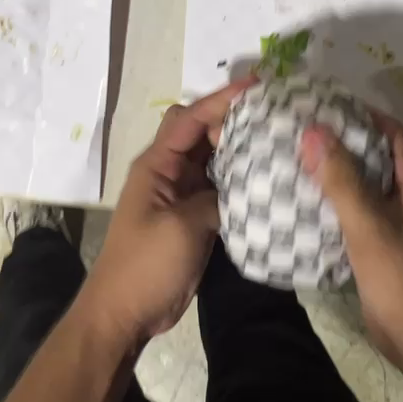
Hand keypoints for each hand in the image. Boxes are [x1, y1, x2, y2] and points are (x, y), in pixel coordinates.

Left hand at [76, 78, 252, 344]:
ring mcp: (181, 194)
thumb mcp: (181, 227)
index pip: (189, 118)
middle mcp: (169, 171)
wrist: (124, 314)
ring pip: (213, 158)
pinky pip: (219, 187)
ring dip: (239, 149)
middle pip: (202, 132)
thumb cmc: (144, 266)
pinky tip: (268, 180)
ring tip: (278, 140)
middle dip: (233, 120)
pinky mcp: (194, 217)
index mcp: (157, 164)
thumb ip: (214, 199)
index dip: (220, 100)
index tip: (256, 87)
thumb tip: (244, 186)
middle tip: (274, 115)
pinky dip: (240, 181)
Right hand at [299, 110, 402, 372]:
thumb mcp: (368, 226)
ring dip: (337, 173)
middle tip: (300, 131)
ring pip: (367, 185)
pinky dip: (337, 202)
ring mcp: (402, 223)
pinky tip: (307, 203)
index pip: (391, 132)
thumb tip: (314, 129)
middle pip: (377, 156)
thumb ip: (341, 178)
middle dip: (342, 142)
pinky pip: (361, 211)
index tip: (321, 105)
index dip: (360, 114)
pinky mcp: (388, 246)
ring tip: (296, 160)